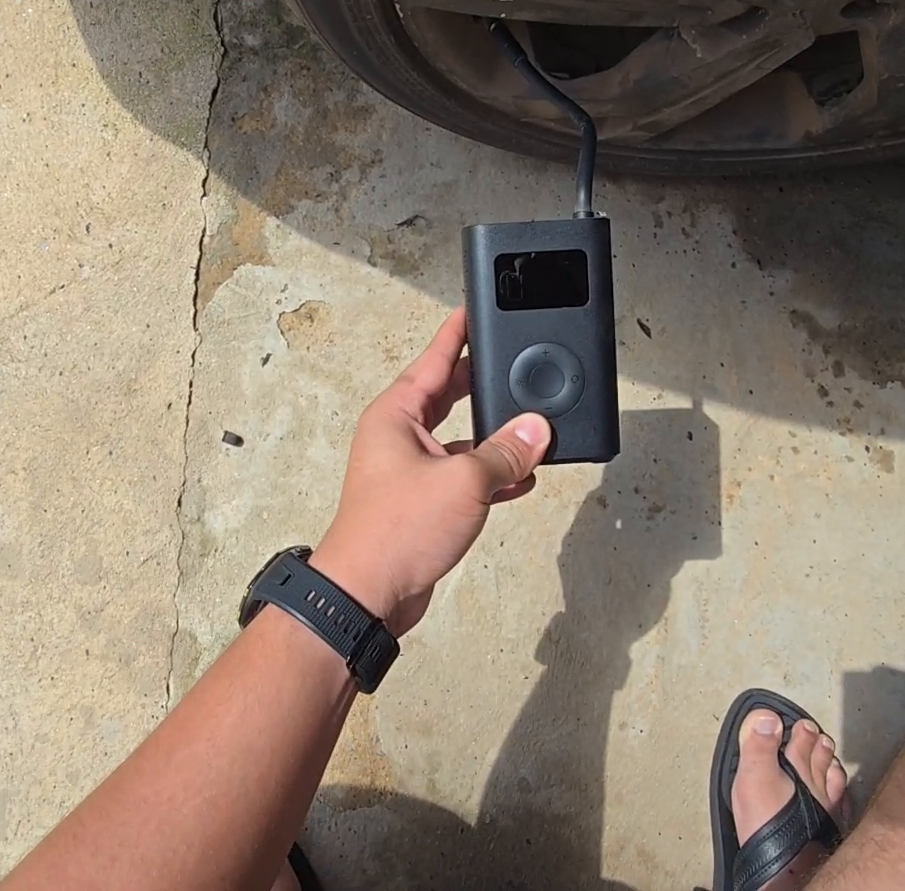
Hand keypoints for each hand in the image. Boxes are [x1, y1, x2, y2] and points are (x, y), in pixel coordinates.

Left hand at [310, 308, 551, 636]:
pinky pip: (461, 476)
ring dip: (492, 437)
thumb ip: (505, 453)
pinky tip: (520, 478)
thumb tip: (536, 431)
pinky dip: (489, 474)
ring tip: (529, 426)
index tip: (472, 310)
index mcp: (396, 415)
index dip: (456, 333)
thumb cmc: (396, 530)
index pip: (433, 359)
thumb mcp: (463, 481)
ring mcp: (409, 469)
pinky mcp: (421, 501)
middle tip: (509, 362)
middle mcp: (398, 436)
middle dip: (480, 383)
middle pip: (446, 396)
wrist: (368, 594)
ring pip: (458, 438)